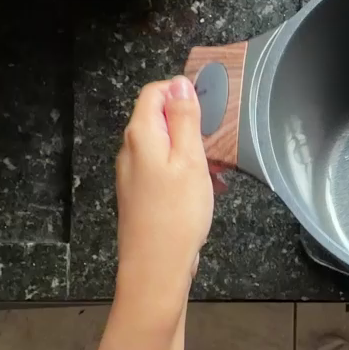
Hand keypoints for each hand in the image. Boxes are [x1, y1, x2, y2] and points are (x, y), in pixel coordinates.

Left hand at [115, 76, 213, 303]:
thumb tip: (180, 82)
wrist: (156, 267)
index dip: (181, 92)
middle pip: (159, 120)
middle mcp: (131, 151)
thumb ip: (184, 118)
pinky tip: (205, 192)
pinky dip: (186, 173)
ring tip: (216, 174)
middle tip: (217, 146)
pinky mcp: (141, 195)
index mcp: (141, 135)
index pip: (154, 92)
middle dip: (191, 126)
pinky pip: (164, 171)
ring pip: (164, 147)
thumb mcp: (190, 160)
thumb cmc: (176, 215)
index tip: (209, 108)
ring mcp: (133, 174)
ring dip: (192, 153)